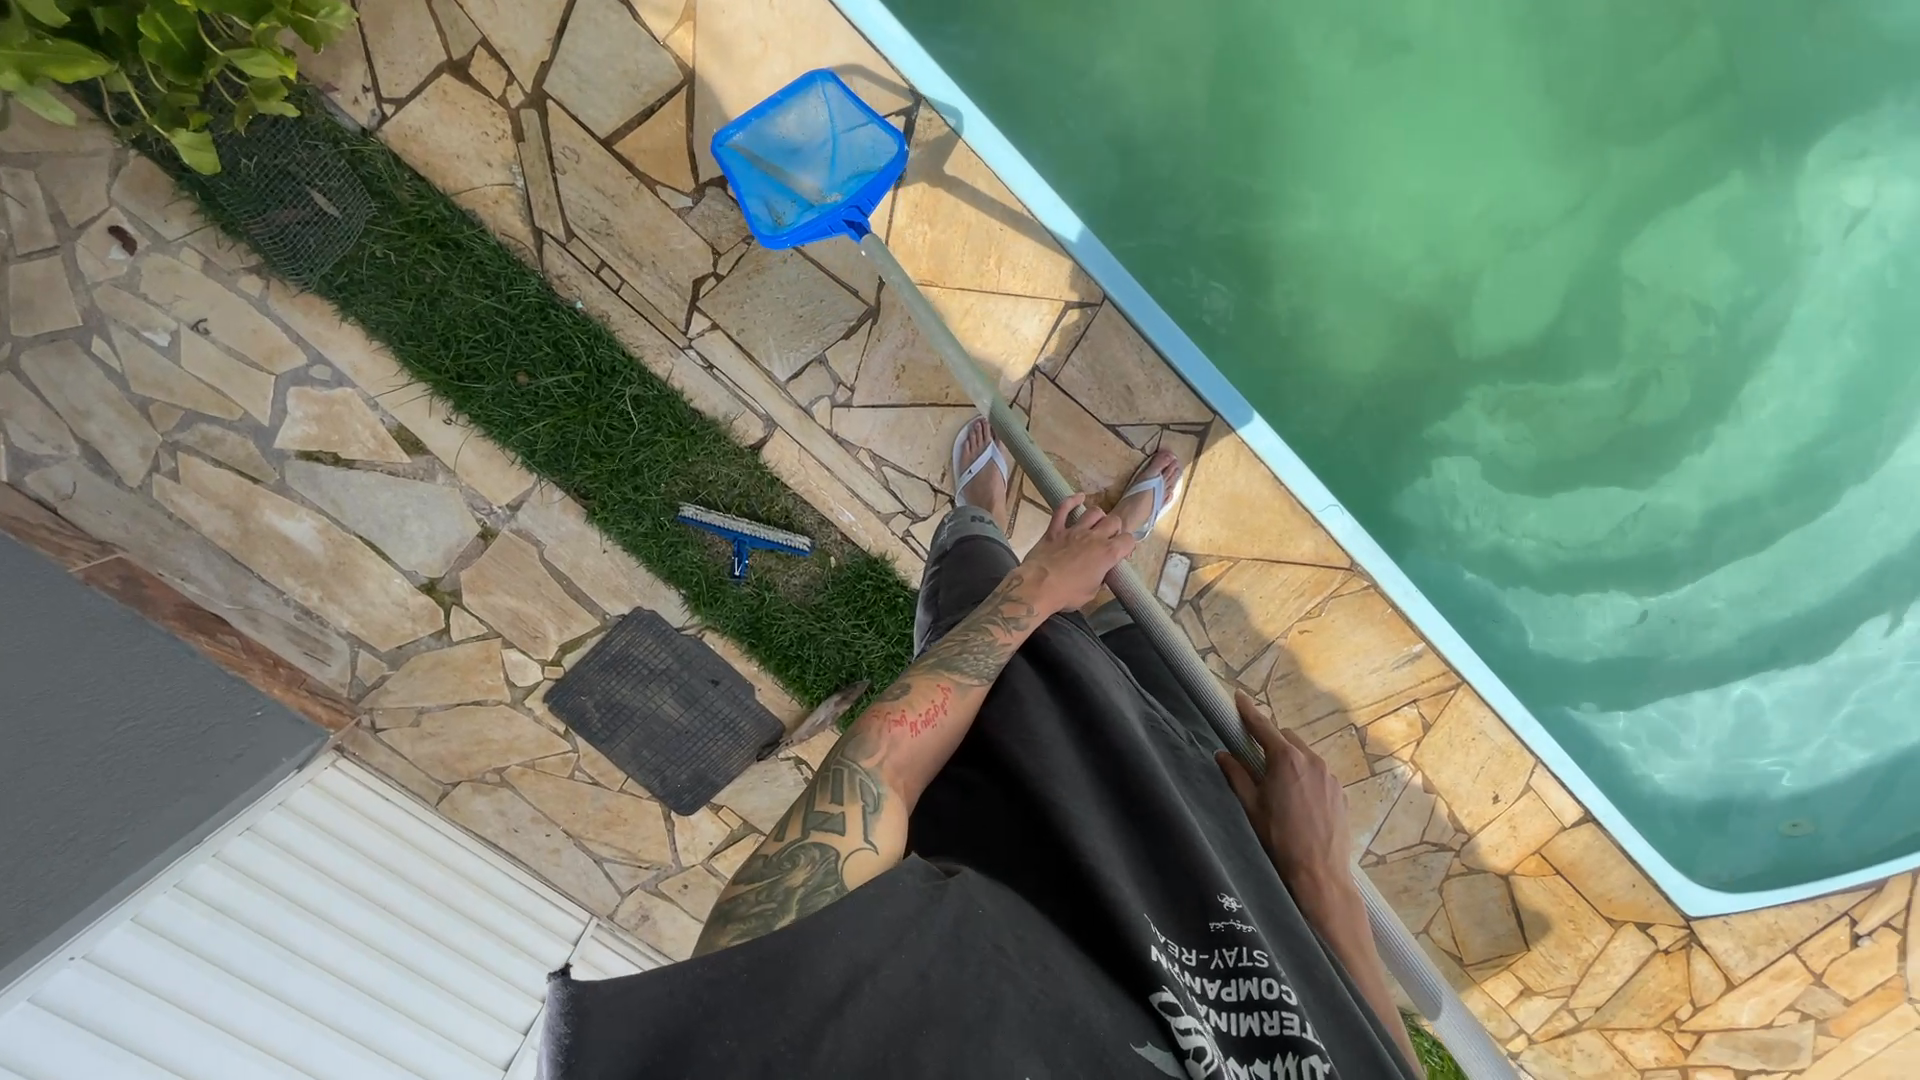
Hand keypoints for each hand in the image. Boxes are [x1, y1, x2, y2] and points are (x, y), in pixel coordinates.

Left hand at [1014, 494, 1136, 616]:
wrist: (1038, 587)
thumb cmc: (1066, 594)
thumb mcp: (1092, 592)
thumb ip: (1100, 578)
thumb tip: (1101, 573)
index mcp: (1107, 554)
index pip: (1128, 540)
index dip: (1127, 546)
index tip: (1122, 552)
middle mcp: (1094, 537)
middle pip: (1114, 521)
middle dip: (1115, 528)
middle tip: (1109, 538)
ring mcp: (1074, 531)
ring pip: (1093, 512)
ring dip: (1098, 516)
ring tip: (1096, 523)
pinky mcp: (1055, 529)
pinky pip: (1063, 508)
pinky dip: (1071, 501)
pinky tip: (1079, 497)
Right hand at [1215, 691, 1356, 914]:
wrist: (1319, 873)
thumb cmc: (1278, 838)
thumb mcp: (1249, 805)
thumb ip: (1235, 774)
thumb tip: (1223, 754)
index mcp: (1285, 759)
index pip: (1262, 726)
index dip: (1248, 711)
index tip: (1238, 697)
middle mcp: (1311, 760)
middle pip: (1286, 737)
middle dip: (1271, 741)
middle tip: (1257, 760)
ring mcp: (1330, 776)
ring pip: (1305, 754)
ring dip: (1290, 759)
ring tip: (1279, 785)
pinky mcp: (1341, 792)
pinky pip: (1319, 773)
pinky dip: (1306, 776)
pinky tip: (1299, 801)